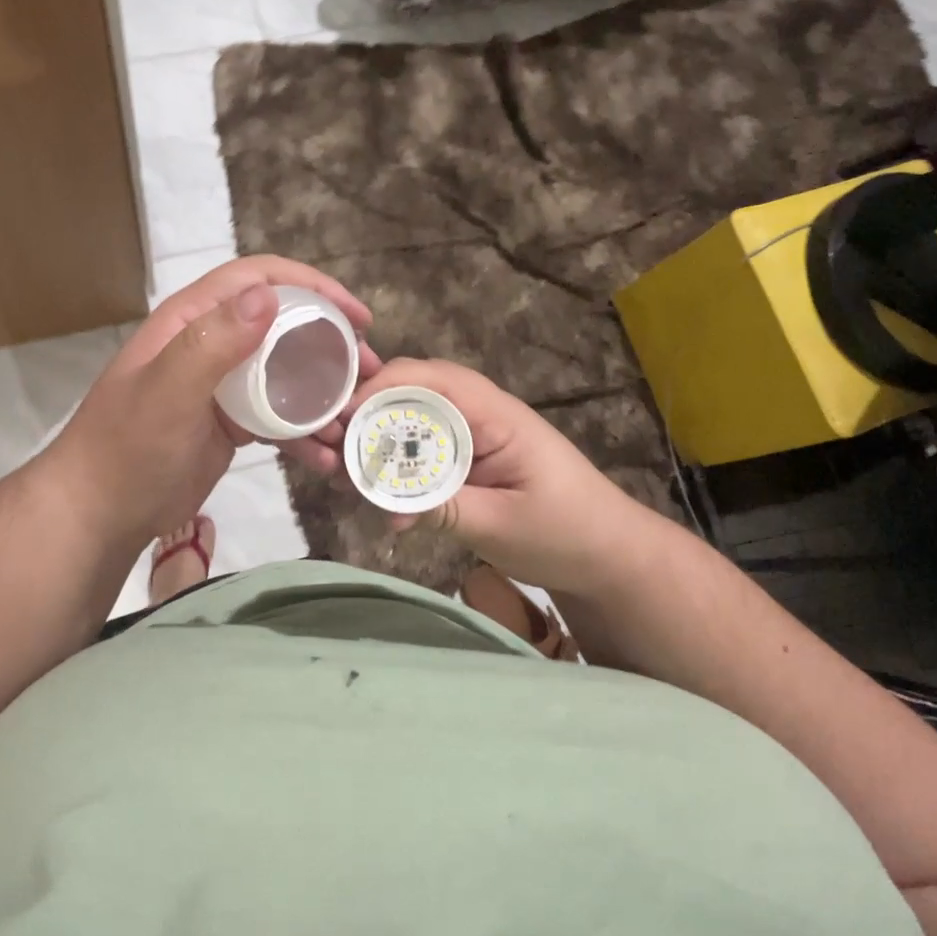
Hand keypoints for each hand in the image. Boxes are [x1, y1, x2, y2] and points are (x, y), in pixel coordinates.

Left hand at [45, 255, 379, 545]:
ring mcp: (221, 388)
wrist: (99, 513)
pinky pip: (277, 419)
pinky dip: (303, 435)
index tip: (357, 316)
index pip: (257, 280)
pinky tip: (324, 458)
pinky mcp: (229, 426)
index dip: (311, 287)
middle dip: (330, 346)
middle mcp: (209, 346)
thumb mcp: (167, 392)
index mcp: (191, 322)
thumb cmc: (127, 448)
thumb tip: (268, 295)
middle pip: (282, 327)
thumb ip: (212, 343)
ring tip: (355, 421)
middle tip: (369, 373)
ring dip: (323, 396)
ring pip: (286, 376)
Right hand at [299, 358, 655, 596]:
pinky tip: (382, 506)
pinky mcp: (467, 464)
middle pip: (410, 394)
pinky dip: (395, 473)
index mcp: (494, 415)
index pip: (429, 379)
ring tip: (342, 476)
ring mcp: (472, 439)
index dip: (379, 389)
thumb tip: (379, 491)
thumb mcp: (500, 525)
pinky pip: (421, 455)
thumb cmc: (565, 533)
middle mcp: (478, 416)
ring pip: (410, 424)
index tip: (340, 420)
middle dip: (364, 415)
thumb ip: (442, 505)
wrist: (608, 556)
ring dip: (375, 445)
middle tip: (328, 449)